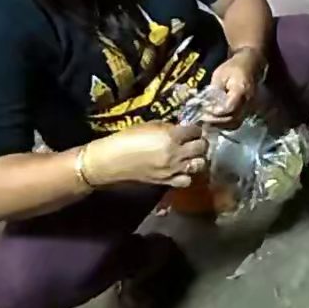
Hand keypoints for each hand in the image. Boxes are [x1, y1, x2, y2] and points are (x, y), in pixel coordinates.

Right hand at [82, 122, 207, 187]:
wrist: (106, 162)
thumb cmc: (124, 140)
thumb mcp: (149, 126)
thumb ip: (169, 127)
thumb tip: (183, 128)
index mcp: (171, 137)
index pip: (196, 130)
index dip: (195, 129)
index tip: (191, 129)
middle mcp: (175, 154)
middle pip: (201, 147)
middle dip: (199, 142)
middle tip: (193, 141)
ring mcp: (172, 169)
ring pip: (199, 164)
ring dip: (197, 158)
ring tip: (190, 155)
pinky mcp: (165, 181)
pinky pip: (186, 180)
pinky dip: (187, 175)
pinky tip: (182, 169)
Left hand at [204, 48, 262, 126]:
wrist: (250, 64)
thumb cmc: (233, 67)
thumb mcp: (219, 75)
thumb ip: (214, 91)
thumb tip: (206, 106)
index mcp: (241, 90)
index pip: (229, 108)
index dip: (216, 113)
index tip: (204, 111)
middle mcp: (248, 100)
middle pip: (232, 118)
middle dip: (215, 121)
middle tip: (202, 118)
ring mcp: (250, 106)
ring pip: (235, 123)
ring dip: (220, 125)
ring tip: (207, 121)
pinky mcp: (248, 110)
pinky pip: (237, 122)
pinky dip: (226, 124)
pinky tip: (216, 120)